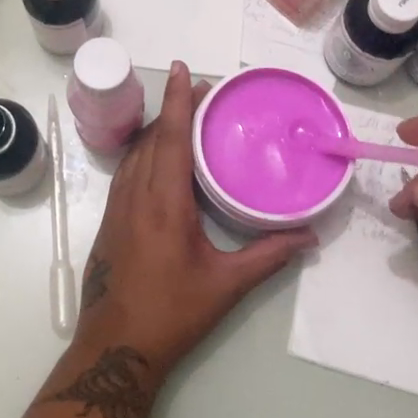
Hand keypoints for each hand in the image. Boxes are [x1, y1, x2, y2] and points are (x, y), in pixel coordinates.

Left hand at [74, 62, 318, 377]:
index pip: (169, 139)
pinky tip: (159, 158)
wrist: (115, 348)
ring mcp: (116, 208)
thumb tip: (308, 236)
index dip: (177, 101)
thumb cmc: (172, 314)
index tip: (183, 69)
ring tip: (182, 116)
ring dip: (155, 129)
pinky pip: (126, 172)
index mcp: (164, 204)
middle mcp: (135, 196)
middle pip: (151, 139)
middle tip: (201, 90)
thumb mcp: (225, 286)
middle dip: (173, 109)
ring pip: (134, 154)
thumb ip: (268, 256)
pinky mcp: (109, 221)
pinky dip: (143, 152)